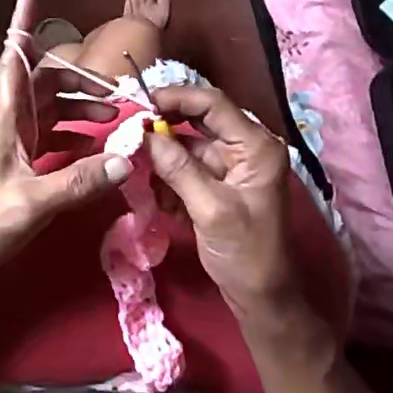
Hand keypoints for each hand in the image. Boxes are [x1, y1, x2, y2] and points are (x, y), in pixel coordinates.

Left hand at [0, 0, 126, 305]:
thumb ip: (79, 182)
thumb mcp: (33, 204)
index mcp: (3, 120)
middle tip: (113, 93)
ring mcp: (13, 144)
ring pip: (50, 111)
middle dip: (77, 81)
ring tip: (112, 120)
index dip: (19, 29)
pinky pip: (51, 138)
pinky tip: (94, 149)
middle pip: (43, 85)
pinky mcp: (19, 165)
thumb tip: (125, 159)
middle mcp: (7, 124)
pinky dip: (73, 136)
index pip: (12, 63)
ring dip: (79, 109)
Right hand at [145, 86, 297, 319]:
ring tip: (137, 168)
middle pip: (197, 121)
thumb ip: (177, 168)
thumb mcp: (210, 208)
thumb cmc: (245, 252)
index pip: (213, 103)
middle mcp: (244, 148)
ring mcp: (229, 167)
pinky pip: (184, 169)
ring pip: (186, 146)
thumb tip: (144, 135)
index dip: (176, 97)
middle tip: (130, 132)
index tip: (140, 102)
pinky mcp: (215, 185)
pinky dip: (167, 178)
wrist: (261, 296)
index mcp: (255, 146)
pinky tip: (156, 197)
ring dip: (161, 157)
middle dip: (163, 127)